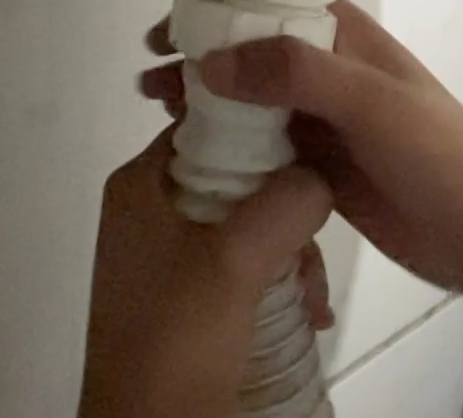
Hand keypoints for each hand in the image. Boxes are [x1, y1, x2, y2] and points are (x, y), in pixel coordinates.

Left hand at [80, 127, 332, 417]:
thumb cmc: (177, 340)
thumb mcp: (235, 261)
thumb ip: (285, 203)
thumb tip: (320, 176)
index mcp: (142, 181)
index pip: (208, 123)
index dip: (260, 130)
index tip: (309, 154)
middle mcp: (150, 205)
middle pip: (234, 174)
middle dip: (284, 210)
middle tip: (313, 248)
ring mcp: (164, 251)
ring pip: (243, 221)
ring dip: (288, 253)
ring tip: (313, 299)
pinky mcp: (182, 292)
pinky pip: (237, 261)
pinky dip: (273, 279)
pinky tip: (304, 312)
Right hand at [141, 0, 462, 332]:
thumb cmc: (438, 155)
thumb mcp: (372, 102)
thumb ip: (297, 73)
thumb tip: (211, 60)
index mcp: (344, 37)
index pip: (270, 4)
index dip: (217, 9)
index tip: (169, 28)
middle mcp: (326, 71)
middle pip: (250, 52)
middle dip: (199, 57)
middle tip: (149, 75)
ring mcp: (320, 121)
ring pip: (249, 100)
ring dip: (205, 100)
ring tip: (157, 110)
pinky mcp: (314, 166)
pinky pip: (259, 146)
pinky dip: (225, 145)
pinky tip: (190, 155)